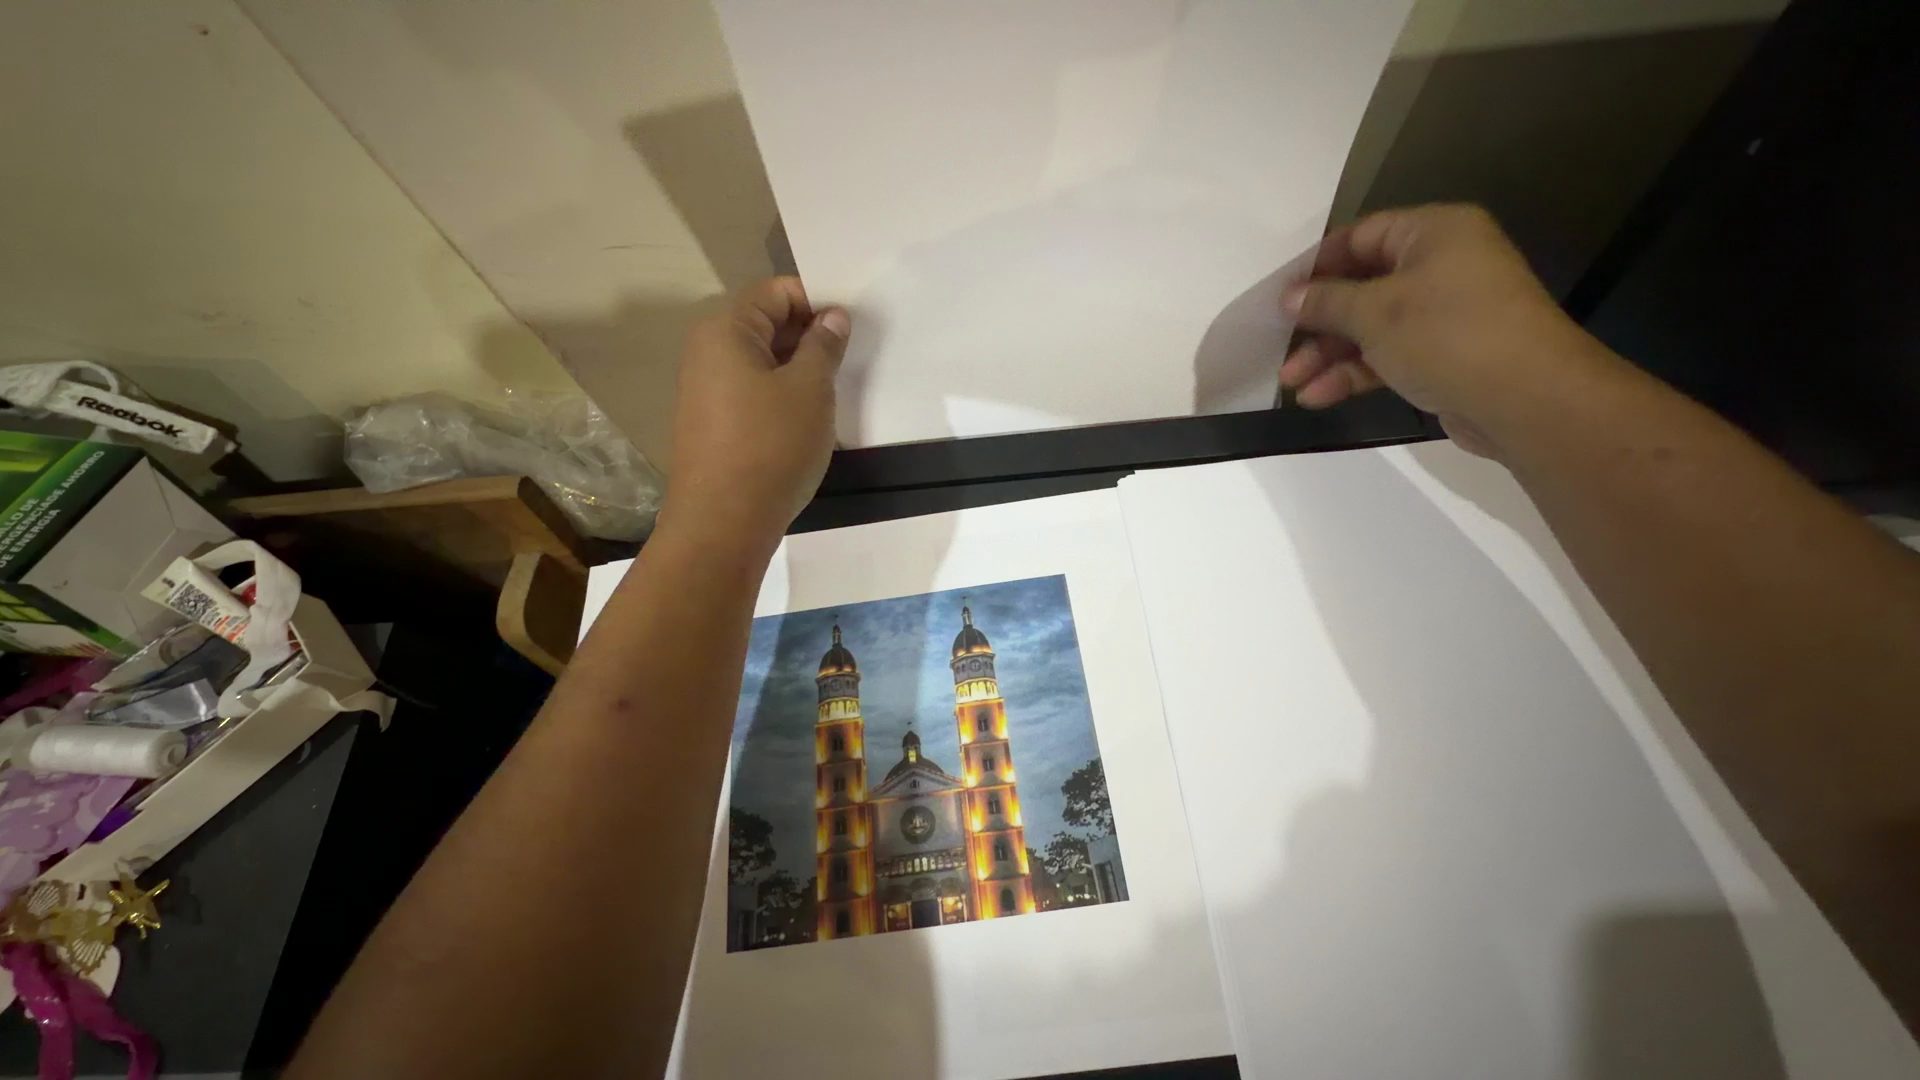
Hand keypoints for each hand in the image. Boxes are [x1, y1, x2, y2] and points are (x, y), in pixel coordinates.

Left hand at [660, 278, 849, 547]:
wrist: (724, 523)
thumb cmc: (771, 446)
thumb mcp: (810, 390)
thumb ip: (824, 346)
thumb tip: (832, 316)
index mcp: (726, 331)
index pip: (775, 292)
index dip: (816, 300)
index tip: (852, 326)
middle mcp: (707, 353)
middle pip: (766, 325)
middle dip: (810, 336)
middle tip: (850, 358)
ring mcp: (706, 392)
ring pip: (762, 364)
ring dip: (799, 371)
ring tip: (834, 392)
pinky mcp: (712, 426)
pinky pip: (752, 394)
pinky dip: (782, 398)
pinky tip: (807, 421)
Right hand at [1278, 204, 1610, 454]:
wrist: (1525, 398)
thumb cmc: (1447, 334)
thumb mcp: (1376, 312)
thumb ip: (1327, 302)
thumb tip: (1289, 296)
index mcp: (1434, 234)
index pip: (1361, 236)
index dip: (1317, 265)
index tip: (1278, 295)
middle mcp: (1441, 266)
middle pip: (1362, 286)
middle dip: (1317, 322)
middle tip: (1279, 346)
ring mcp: (1442, 313)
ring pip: (1370, 328)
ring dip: (1328, 355)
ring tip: (1292, 383)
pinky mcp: (1442, 355)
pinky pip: (1386, 356)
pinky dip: (1353, 373)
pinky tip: (1318, 397)